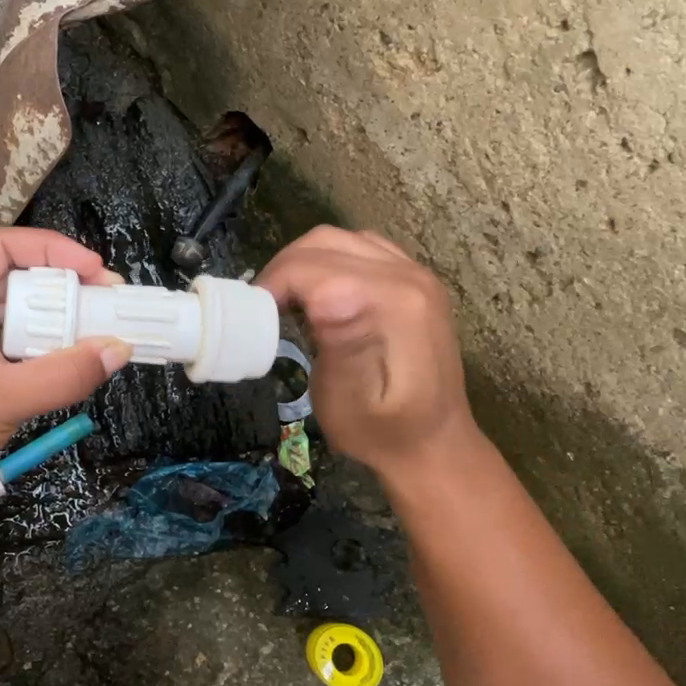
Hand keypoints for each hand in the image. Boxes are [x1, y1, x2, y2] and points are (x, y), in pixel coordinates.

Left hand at [0, 228, 131, 501]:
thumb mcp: (4, 400)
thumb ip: (64, 374)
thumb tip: (118, 349)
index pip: (1, 246)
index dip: (52, 250)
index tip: (94, 271)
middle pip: (10, 275)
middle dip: (60, 286)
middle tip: (105, 301)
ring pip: (14, 307)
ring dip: (54, 317)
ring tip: (97, 327)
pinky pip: (9, 336)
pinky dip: (40, 342)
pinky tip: (71, 353)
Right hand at [256, 226, 478, 484]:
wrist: (433, 446)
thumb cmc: (381, 430)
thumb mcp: (351, 400)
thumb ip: (343, 345)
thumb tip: (326, 298)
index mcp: (392, 304)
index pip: (312, 267)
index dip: (272, 285)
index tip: (253, 319)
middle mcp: (407, 277)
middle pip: (322, 243)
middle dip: (282, 270)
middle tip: (262, 309)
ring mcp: (414, 274)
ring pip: (337, 239)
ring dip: (301, 263)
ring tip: (285, 301)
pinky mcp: (412, 281)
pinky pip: (357, 249)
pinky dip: (326, 263)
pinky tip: (316, 295)